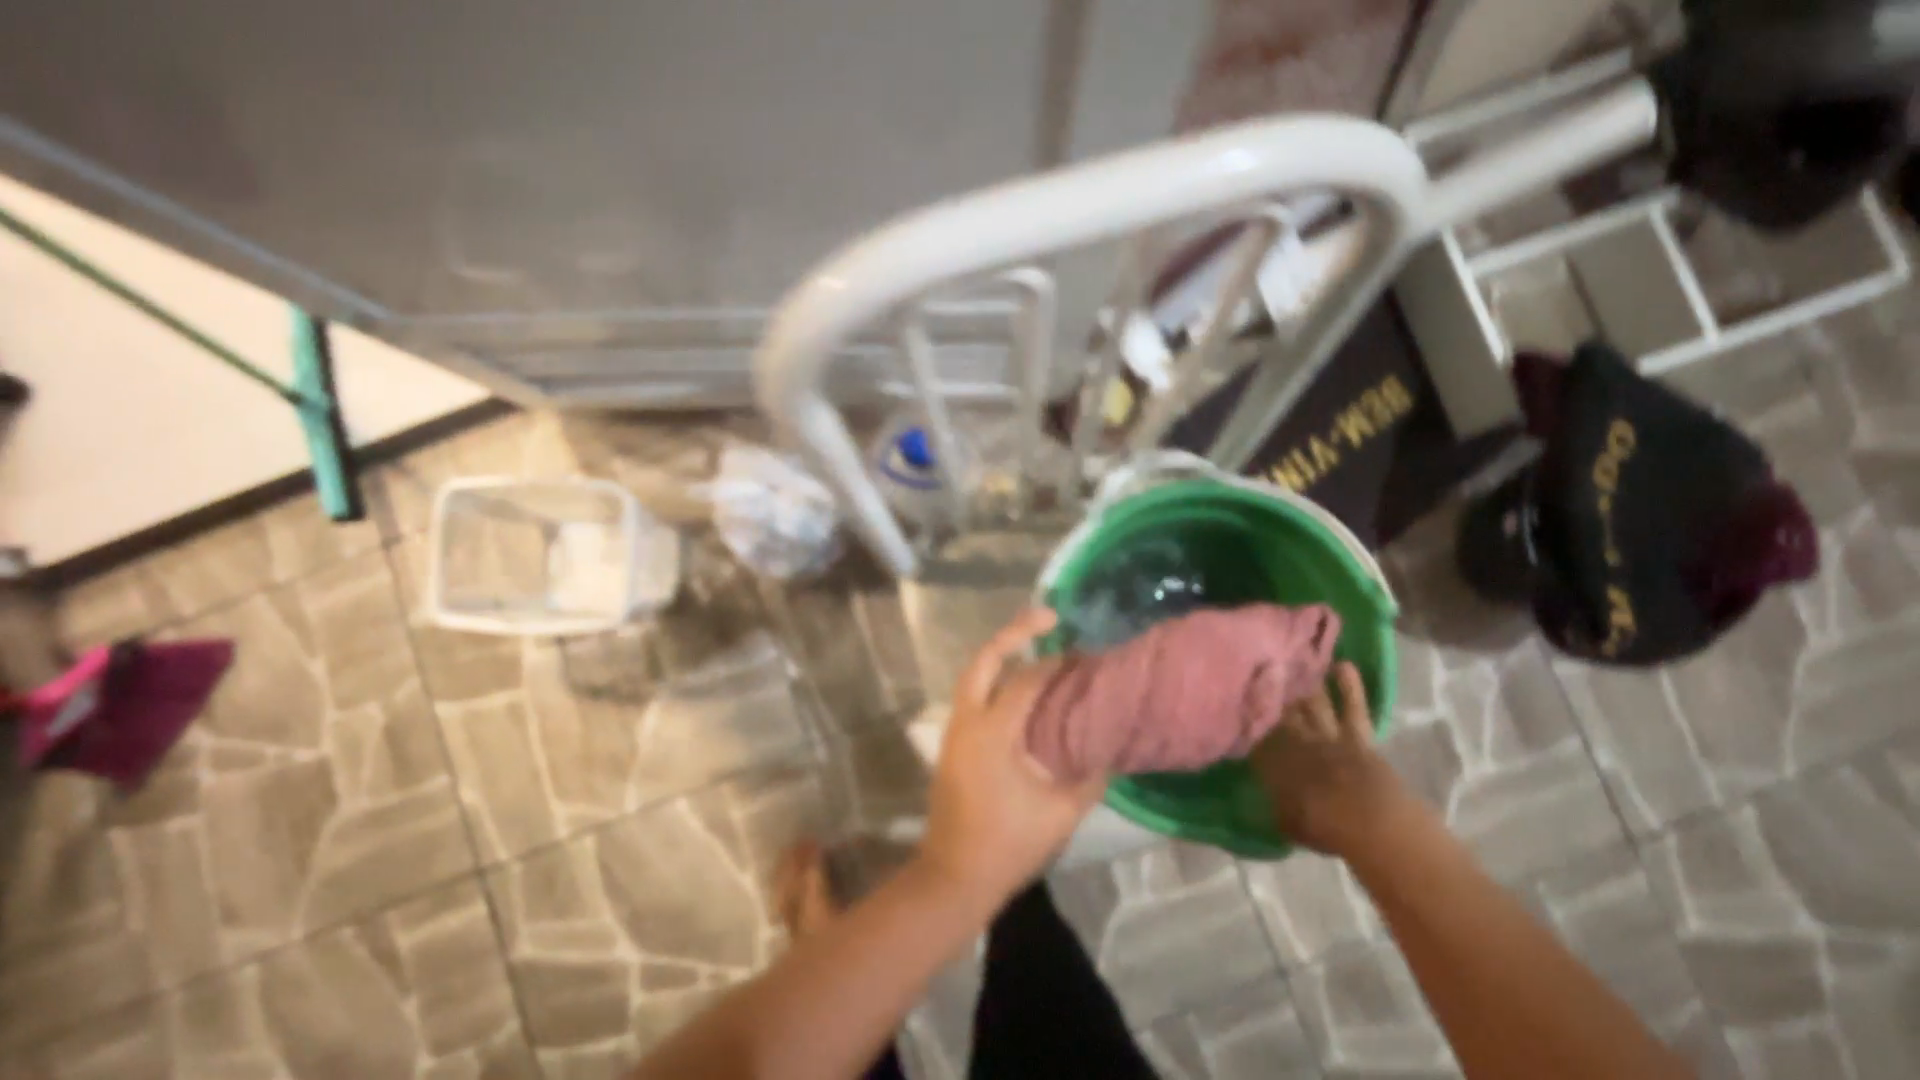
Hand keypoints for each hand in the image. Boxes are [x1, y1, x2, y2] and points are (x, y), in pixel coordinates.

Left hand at [919, 608, 1105, 903]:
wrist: (954, 877)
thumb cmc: (1009, 844)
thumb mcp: (1062, 811)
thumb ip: (1090, 774)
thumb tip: (1110, 744)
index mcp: (992, 732)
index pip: (1026, 680)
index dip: (1057, 664)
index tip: (1086, 656)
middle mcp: (967, 722)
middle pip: (984, 660)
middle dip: (1014, 632)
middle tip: (1048, 617)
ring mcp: (954, 733)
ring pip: (973, 676)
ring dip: (1002, 655)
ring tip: (1037, 645)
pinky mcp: (951, 746)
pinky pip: (972, 697)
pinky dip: (994, 681)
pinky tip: (1022, 690)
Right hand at [1248, 662, 1422, 858]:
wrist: (1371, 820)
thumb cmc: (1324, 827)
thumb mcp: (1286, 823)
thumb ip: (1272, 806)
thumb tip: (1253, 805)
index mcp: (1273, 762)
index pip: (1254, 736)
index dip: (1245, 720)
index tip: (1234, 705)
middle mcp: (1296, 740)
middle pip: (1280, 712)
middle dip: (1269, 692)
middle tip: (1257, 669)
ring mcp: (1328, 733)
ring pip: (1311, 702)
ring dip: (1303, 682)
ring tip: (1291, 658)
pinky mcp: (1357, 734)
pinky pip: (1352, 706)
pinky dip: (1349, 686)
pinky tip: (1342, 665)